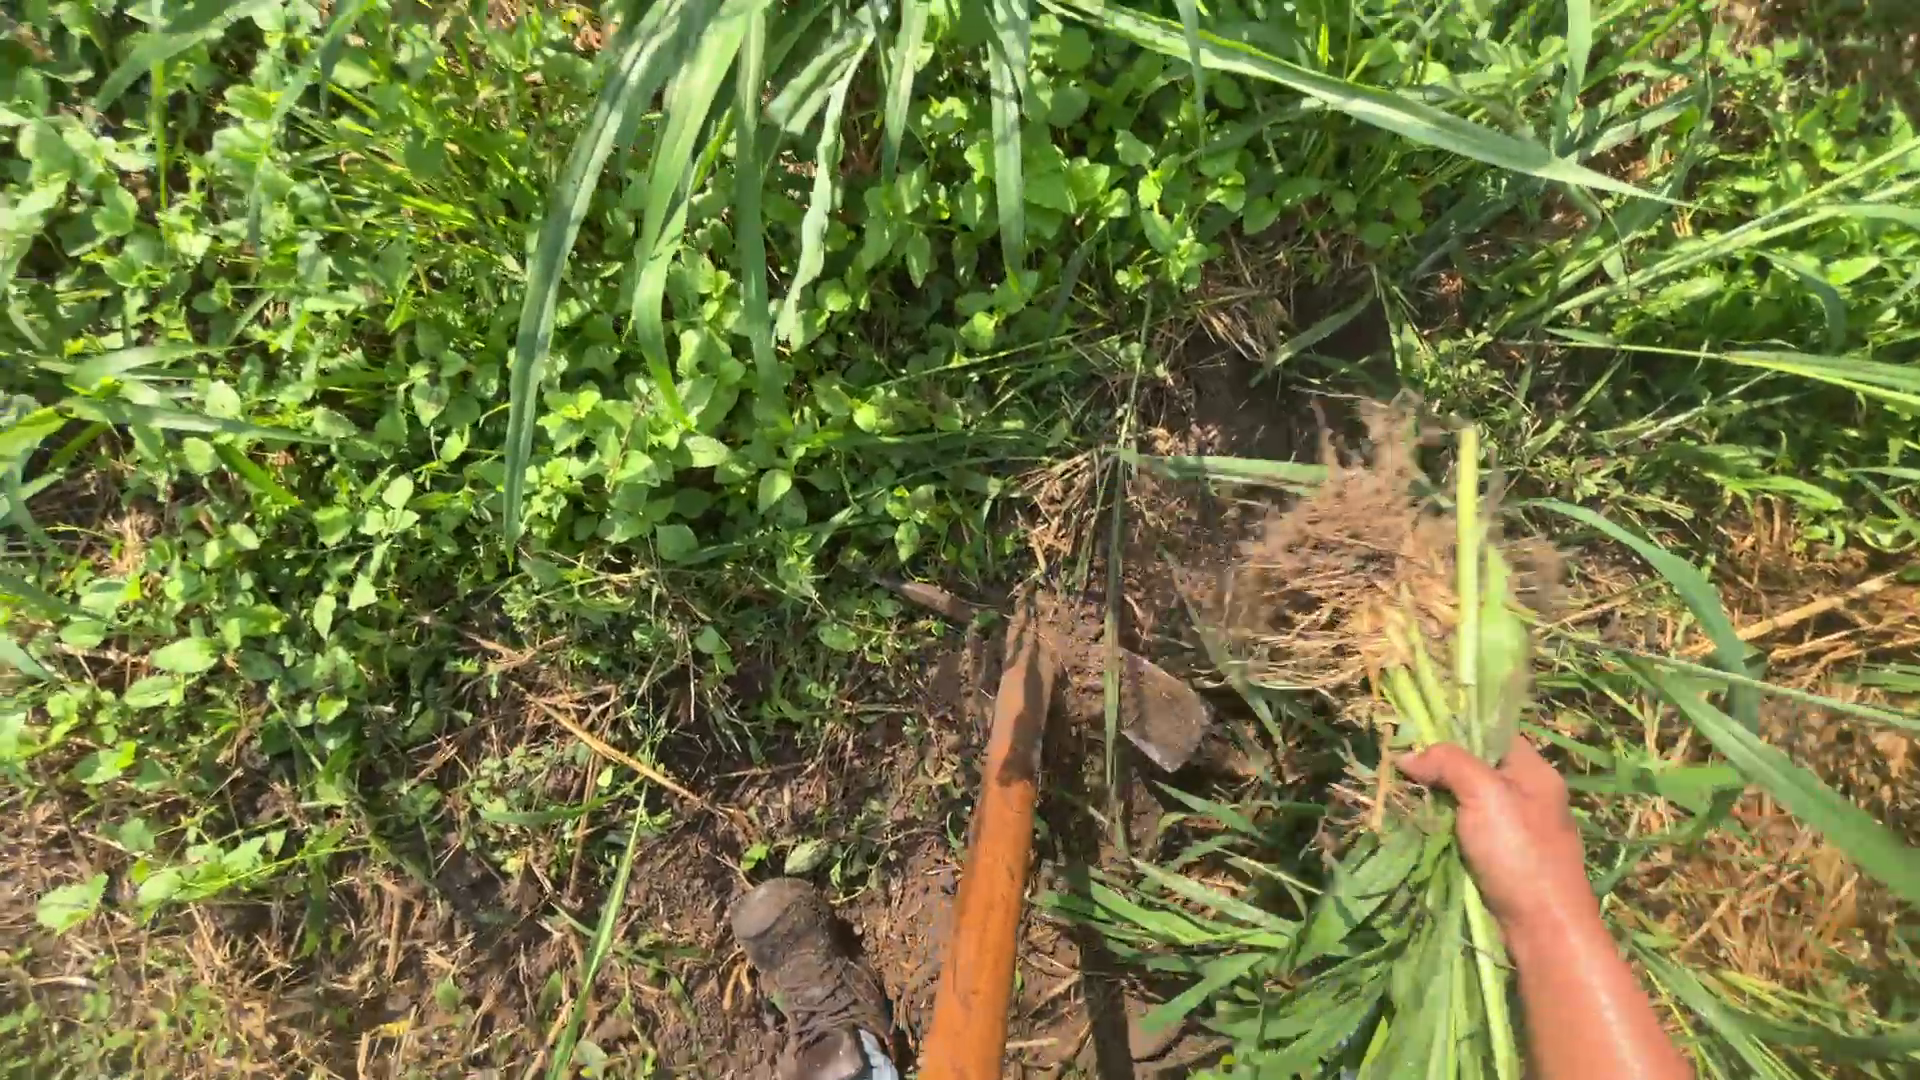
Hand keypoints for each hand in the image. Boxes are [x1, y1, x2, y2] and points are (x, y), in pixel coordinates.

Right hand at [1399, 737, 1594, 935]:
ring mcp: (1511, 824)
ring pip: (1462, 792)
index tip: (1415, 728)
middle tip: (1400, 760)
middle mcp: (1524, 793)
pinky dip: (1438, 817)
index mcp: (1534, 772)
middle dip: (1436, 761)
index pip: (1491, 732)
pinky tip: (1415, 815)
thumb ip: (1448, 762)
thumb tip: (1407, 757)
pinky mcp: (1497, 850)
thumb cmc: (1520, 853)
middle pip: (1472, 762)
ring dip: (1433, 791)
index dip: (1455, 726)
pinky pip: (1461, 821)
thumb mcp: (1485, 794)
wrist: (1543, 927)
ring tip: (1399, 787)